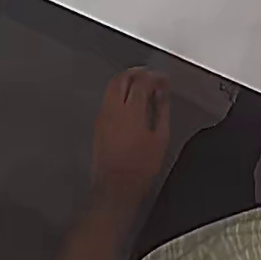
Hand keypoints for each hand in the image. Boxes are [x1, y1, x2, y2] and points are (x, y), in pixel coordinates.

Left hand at [90, 67, 170, 207]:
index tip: (163, 80)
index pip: (142, 81)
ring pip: (111, 86)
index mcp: (132, 110)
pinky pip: (107, 98)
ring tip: (139, 84)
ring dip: (126, 80)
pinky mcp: (97, 123)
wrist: (115, 187)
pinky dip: (118, 92)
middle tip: (150, 75)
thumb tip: (161, 94)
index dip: (154, 76)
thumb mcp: (160, 138)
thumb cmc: (141, 166)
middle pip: (122, 78)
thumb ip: (161, 111)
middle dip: (137, 72)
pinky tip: (128, 100)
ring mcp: (102, 115)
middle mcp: (114, 109)